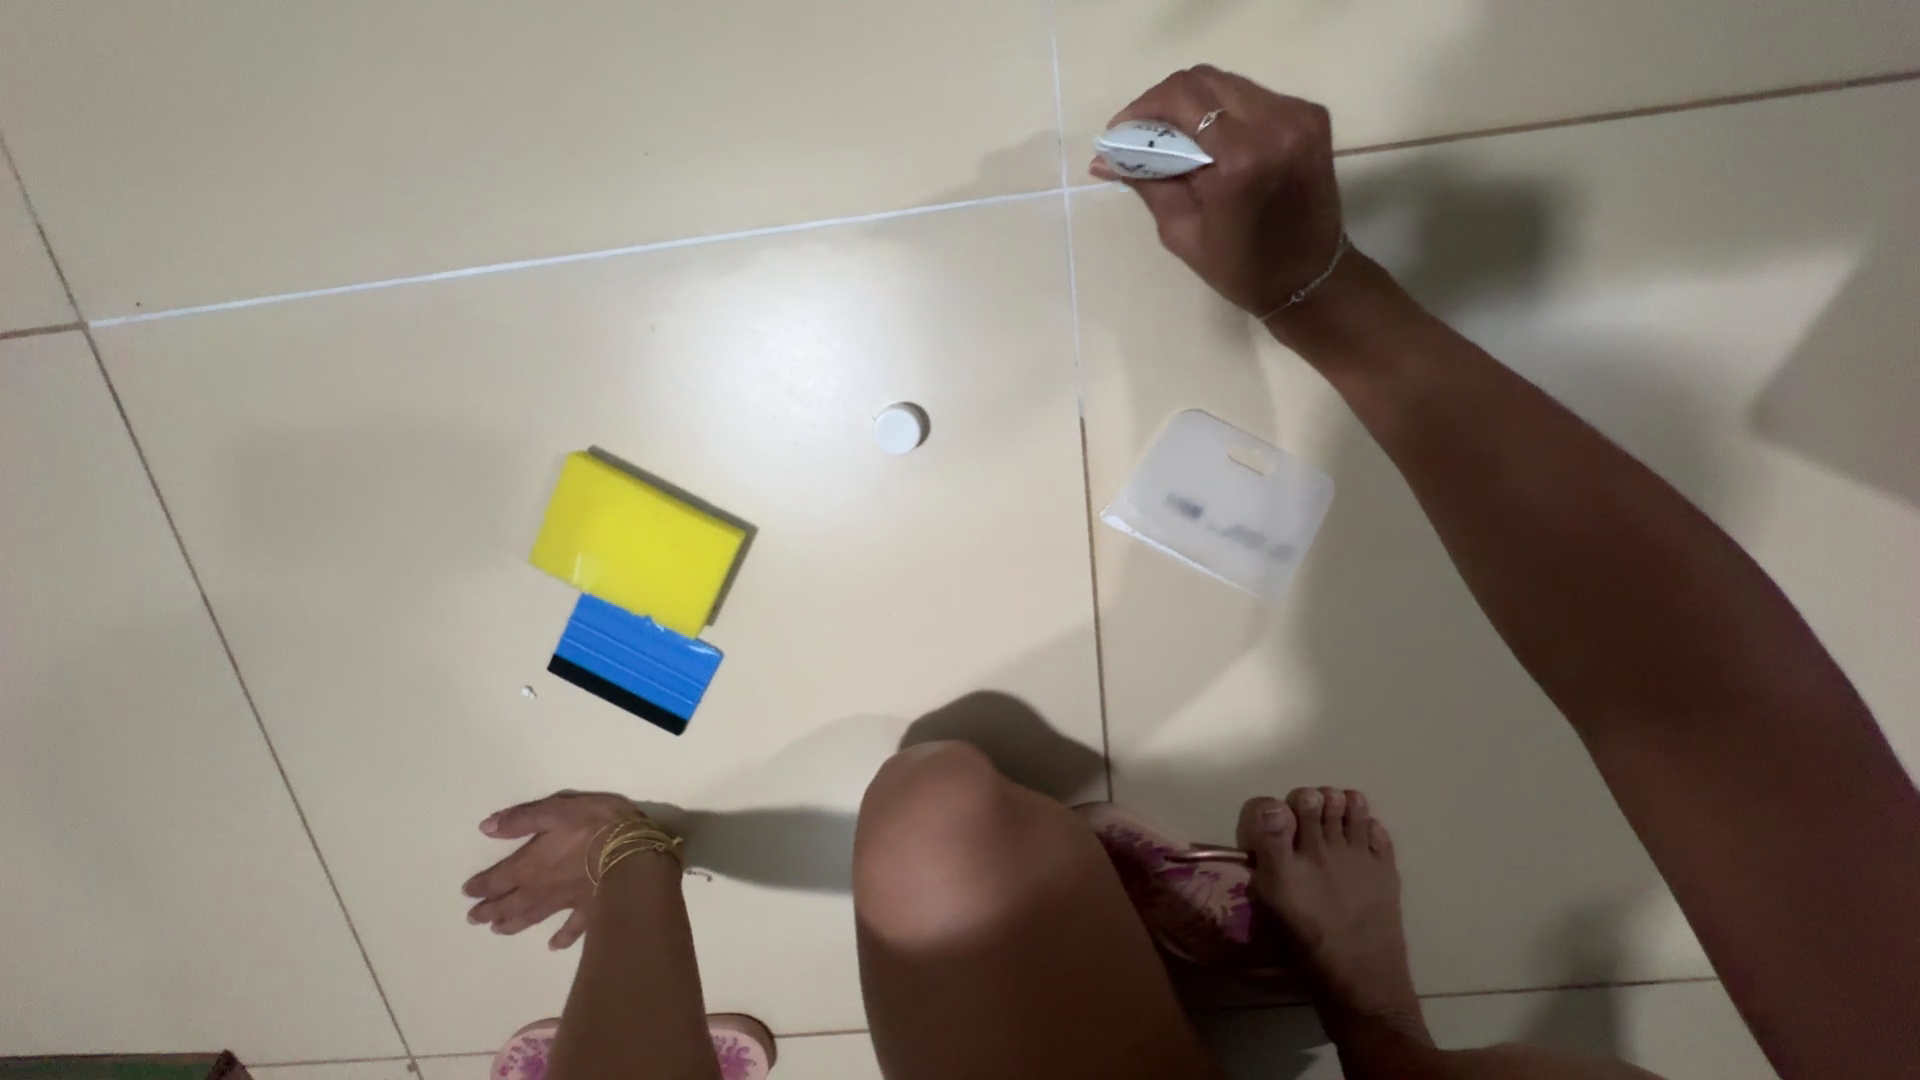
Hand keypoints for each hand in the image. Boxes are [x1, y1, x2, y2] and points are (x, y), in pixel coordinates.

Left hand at [462, 790, 648, 948]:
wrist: (631, 850)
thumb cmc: (594, 823)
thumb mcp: (556, 810)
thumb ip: (521, 819)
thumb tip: (486, 827)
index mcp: (529, 865)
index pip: (497, 879)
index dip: (480, 886)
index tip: (468, 892)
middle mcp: (540, 890)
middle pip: (508, 904)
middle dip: (490, 911)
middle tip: (474, 918)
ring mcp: (564, 903)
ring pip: (532, 918)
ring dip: (513, 925)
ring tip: (498, 930)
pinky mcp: (588, 911)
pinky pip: (571, 929)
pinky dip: (561, 938)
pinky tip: (554, 946)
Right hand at [1091, 66, 1345, 316]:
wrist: (1310, 278)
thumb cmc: (1240, 269)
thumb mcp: (1182, 233)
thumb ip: (1148, 184)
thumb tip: (1103, 159)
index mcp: (1239, 162)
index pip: (1181, 101)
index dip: (1143, 108)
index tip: (1119, 130)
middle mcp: (1273, 126)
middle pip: (1203, 82)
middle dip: (1163, 102)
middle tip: (1140, 131)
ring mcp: (1297, 116)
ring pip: (1227, 83)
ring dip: (1192, 104)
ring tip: (1170, 135)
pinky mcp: (1310, 116)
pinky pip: (1253, 96)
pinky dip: (1223, 111)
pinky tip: (1209, 140)